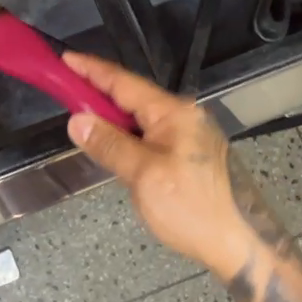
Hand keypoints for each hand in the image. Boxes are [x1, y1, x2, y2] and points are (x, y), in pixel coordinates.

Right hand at [62, 52, 267, 280]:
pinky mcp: (187, 154)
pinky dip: (125, 133)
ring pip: (139, 117)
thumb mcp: (143, 176)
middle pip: (132, 97)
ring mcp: (187, 135)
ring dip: (111, 115)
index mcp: (174, 114)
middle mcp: (183, 117)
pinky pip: (148, 134)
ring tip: (82, 117)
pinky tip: (111, 143)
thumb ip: (109, 144)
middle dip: (98, 92)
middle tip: (65, 91)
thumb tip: (77, 121)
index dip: (92, 70)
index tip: (66, 58)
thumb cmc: (191, 208)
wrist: (236, 243)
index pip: (124, 83)